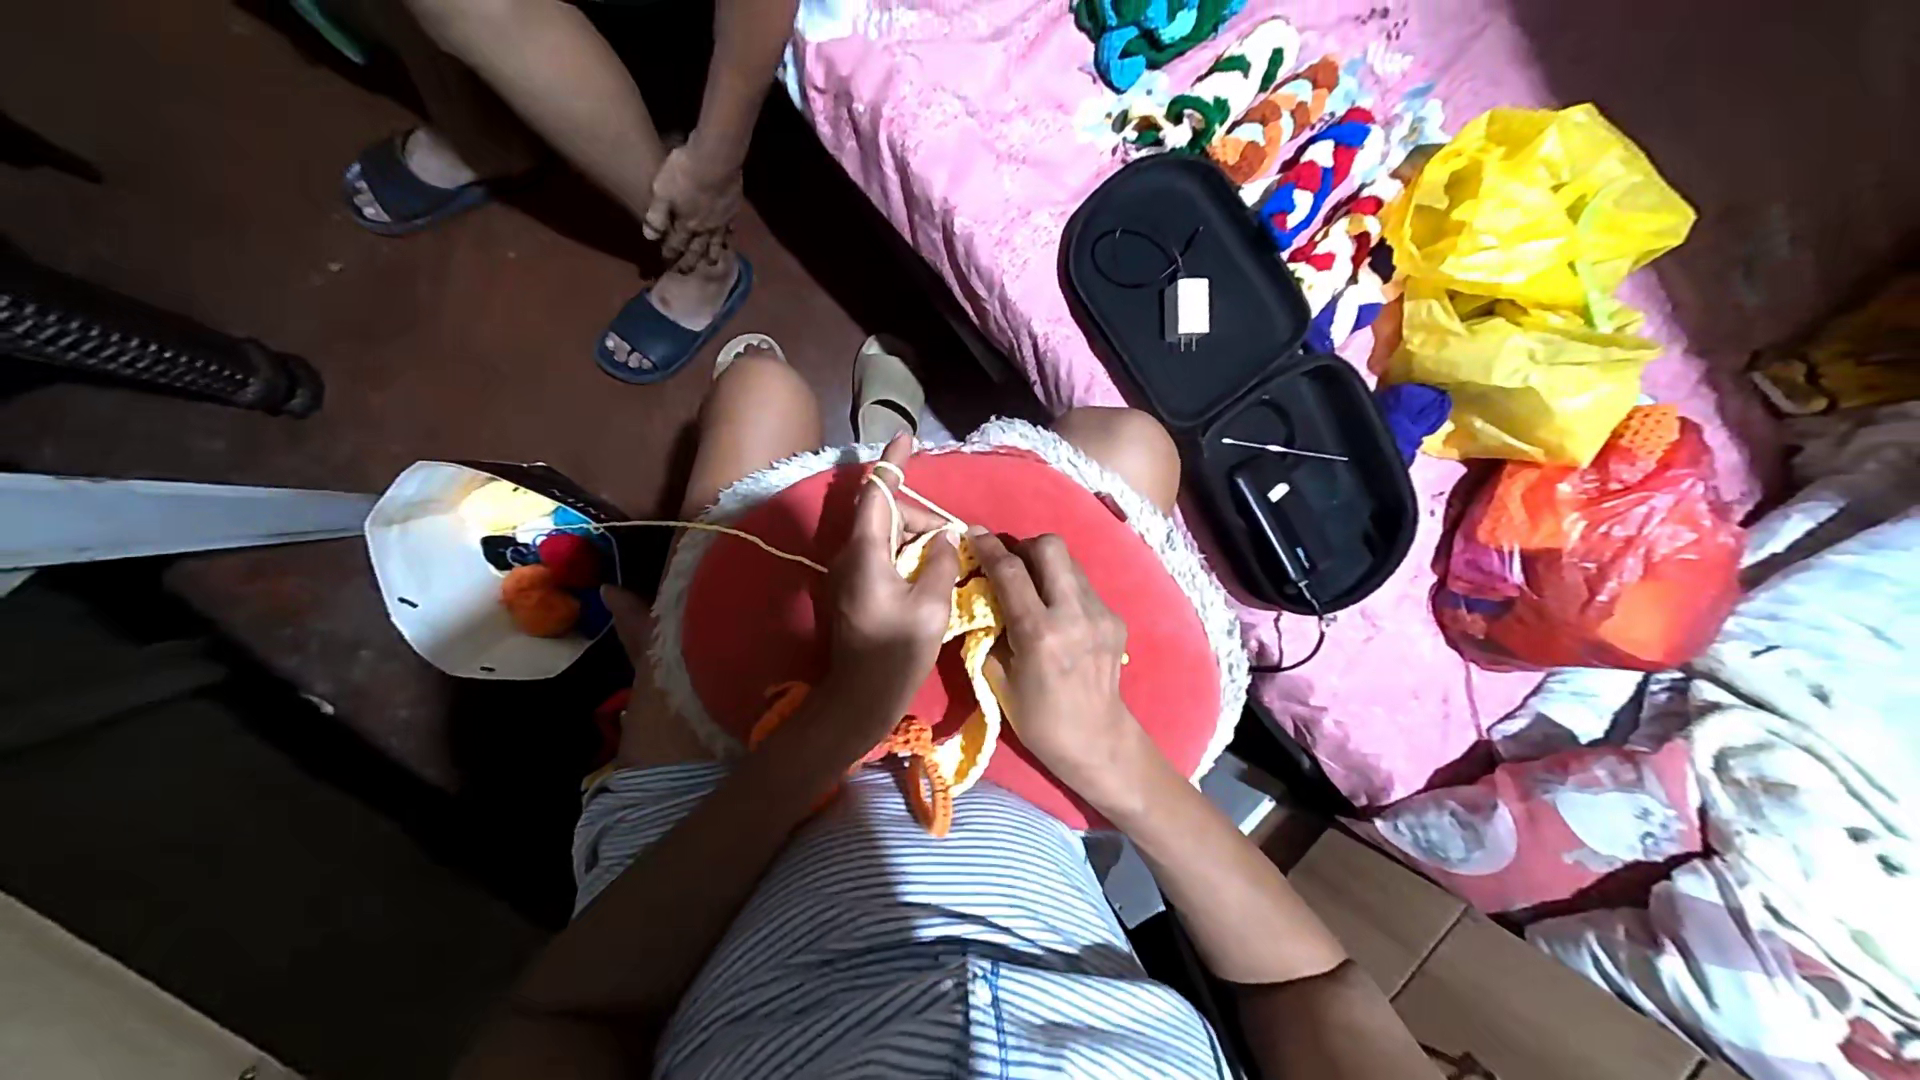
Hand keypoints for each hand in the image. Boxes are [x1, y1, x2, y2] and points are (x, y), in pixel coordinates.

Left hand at [643, 143, 742, 272]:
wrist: (717, 160)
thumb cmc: (685, 172)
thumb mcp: (662, 190)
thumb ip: (657, 215)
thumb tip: (649, 236)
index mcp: (686, 225)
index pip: (676, 245)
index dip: (670, 255)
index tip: (666, 263)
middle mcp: (704, 229)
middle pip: (696, 250)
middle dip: (689, 262)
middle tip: (685, 272)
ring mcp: (721, 222)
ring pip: (715, 244)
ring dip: (711, 255)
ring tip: (710, 264)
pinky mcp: (732, 212)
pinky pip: (729, 230)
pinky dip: (727, 238)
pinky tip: (727, 240)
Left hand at [825, 435, 958, 720]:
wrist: (860, 696)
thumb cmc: (896, 652)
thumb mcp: (931, 605)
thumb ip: (939, 562)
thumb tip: (943, 538)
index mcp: (866, 552)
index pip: (877, 493)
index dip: (893, 464)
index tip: (906, 436)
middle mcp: (851, 554)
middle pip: (886, 514)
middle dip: (921, 517)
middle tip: (954, 539)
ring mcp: (849, 571)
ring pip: (886, 535)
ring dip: (916, 537)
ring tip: (947, 557)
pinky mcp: (854, 587)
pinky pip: (882, 555)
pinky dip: (907, 553)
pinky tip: (930, 570)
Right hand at [970, 532, 1143, 805]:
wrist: (1096, 739)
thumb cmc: (1038, 718)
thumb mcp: (998, 678)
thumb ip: (990, 630)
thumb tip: (982, 595)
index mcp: (1039, 633)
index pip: (1010, 571)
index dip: (988, 547)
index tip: (973, 533)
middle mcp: (1073, 614)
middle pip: (1050, 547)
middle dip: (1024, 545)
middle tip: (1009, 562)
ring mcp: (1100, 614)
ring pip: (1070, 561)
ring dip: (1045, 564)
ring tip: (1032, 584)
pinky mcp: (1115, 619)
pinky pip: (1083, 585)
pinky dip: (1063, 587)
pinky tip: (1056, 611)